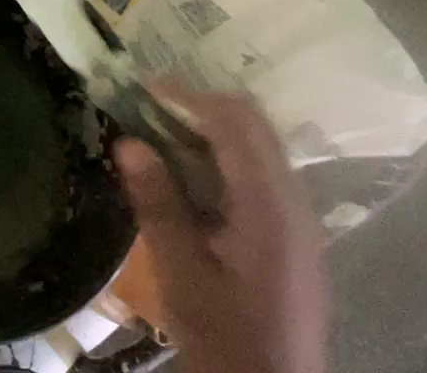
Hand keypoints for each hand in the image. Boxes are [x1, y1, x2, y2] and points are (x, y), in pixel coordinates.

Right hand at [112, 88, 328, 372]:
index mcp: (270, 208)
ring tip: (159, 130)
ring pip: (259, 145)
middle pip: (253, 125)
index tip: (141, 87)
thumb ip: (158, 205)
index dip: (188, 97)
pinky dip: (223, 154)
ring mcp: (300, 218)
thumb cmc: (226, 339)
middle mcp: (295, 202)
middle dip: (200, 105)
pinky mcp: (293, 234)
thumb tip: (127, 141)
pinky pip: (260, 171)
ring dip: (212, 128)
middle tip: (147, 105)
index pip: (235, 124)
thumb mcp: (182, 276)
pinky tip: (188, 172)